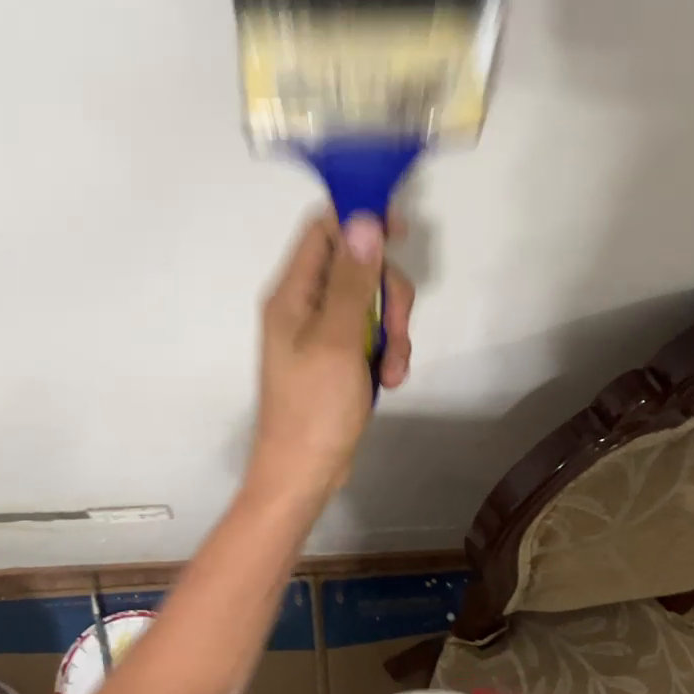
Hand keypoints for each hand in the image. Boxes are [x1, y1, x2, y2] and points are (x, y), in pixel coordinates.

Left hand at [246, 210, 414, 500]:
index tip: (401, 233)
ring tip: (393, 369)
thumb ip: (353, 280)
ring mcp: (321, 333)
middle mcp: (304, 305)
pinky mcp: (337, 357)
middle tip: (398, 328)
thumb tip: (364, 220)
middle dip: (389, 294)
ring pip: (372, 303)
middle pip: (358, 265)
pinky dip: (386, 353)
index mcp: (292, 293)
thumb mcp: (338, 340)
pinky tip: (388, 380)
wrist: (303, 473)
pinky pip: (371, 336)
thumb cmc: (314, 409)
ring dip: (393, 331)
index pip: (324, 229)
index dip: (361, 221)